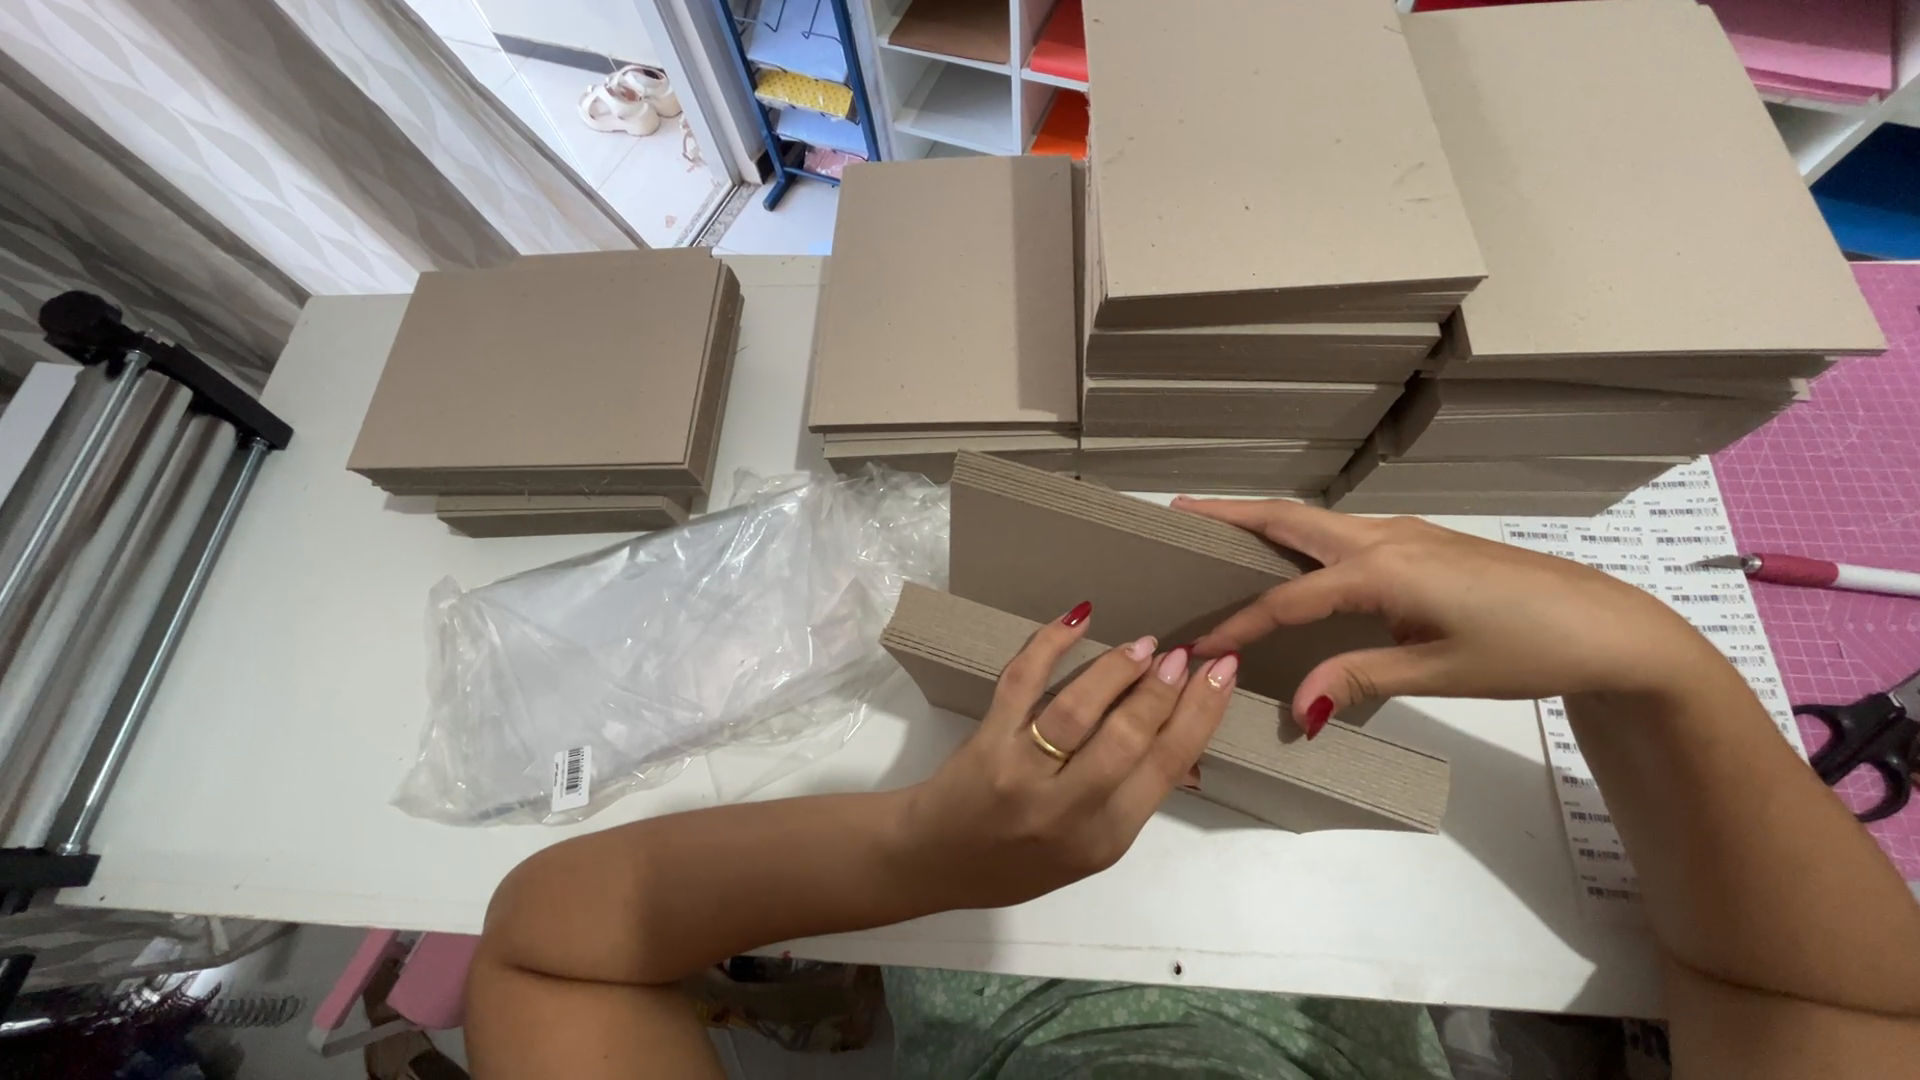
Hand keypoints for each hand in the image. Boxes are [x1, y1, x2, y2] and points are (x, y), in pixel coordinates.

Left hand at [897, 603, 1235, 909]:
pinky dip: (1049, 645)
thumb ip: (1130, 800)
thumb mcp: (1087, 850)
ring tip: (1143, 645)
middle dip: (1163, 690)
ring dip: (1116, 671)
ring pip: (1077, 710)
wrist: (935, 862)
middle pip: (1129, 737)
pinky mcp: (986, 742)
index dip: (1199, 713)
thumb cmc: (1018, 861)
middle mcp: (1066, 809)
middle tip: (1183, 655)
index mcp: (1104, 838)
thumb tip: (1183, 748)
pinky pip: (1021, 683)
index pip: (1166, 767)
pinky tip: (1077, 619)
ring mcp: (1021, 773)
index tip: (1221, 673)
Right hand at [1172, 498, 1727, 733]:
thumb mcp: (1437, 672)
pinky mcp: (1416, 540)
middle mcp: (1381, 538)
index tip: (1197, 646)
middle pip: (1287, 518)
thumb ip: (1356, 679)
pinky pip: (1336, 530)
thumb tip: (1294, 709)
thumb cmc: (1526, 649)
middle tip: (1175, 511)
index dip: (1238, 624)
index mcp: (1380, 571)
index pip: (1287, 599)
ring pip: (1311, 518)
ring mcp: (1400, 532)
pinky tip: (1288, 553)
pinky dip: (1295, 532)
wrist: (1611, 626)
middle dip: (1228, 514)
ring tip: (1214, 524)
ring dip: (1259, 518)